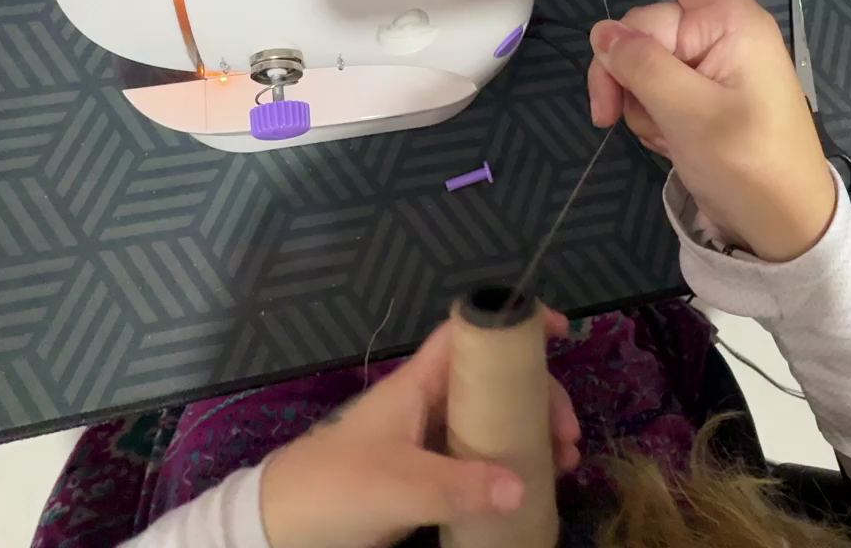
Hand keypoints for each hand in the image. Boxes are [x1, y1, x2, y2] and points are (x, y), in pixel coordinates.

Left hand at [258, 309, 580, 547]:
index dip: (511, 322)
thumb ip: (459, 486)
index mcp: (420, 382)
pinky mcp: (427, 472)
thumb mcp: (399, 484)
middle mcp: (429, 401)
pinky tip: (533, 487)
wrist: (281, 527)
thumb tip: (523, 486)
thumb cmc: (337, 486)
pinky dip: (509, 466)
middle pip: (495, 381)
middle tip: (569, 434)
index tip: (557, 328)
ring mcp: (429, 436)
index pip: (469, 332)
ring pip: (492, 420)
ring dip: (529, 434)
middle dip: (538, 398)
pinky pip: (479, 457)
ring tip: (564, 463)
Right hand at [586, 0, 836, 262]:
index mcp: (730, 23)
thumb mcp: (692, 114)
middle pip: (642, 27)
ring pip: (638, 59)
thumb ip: (642, 66)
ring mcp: (706, 66)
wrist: (781, 225)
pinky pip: (649, 86)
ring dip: (632, 96)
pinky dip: (645, 112)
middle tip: (609, 114)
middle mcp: (717, 34)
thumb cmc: (750, 164)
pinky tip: (665, 138)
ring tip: (657, 133)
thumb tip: (604, 34)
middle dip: (619, 68)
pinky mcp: (696, 94)